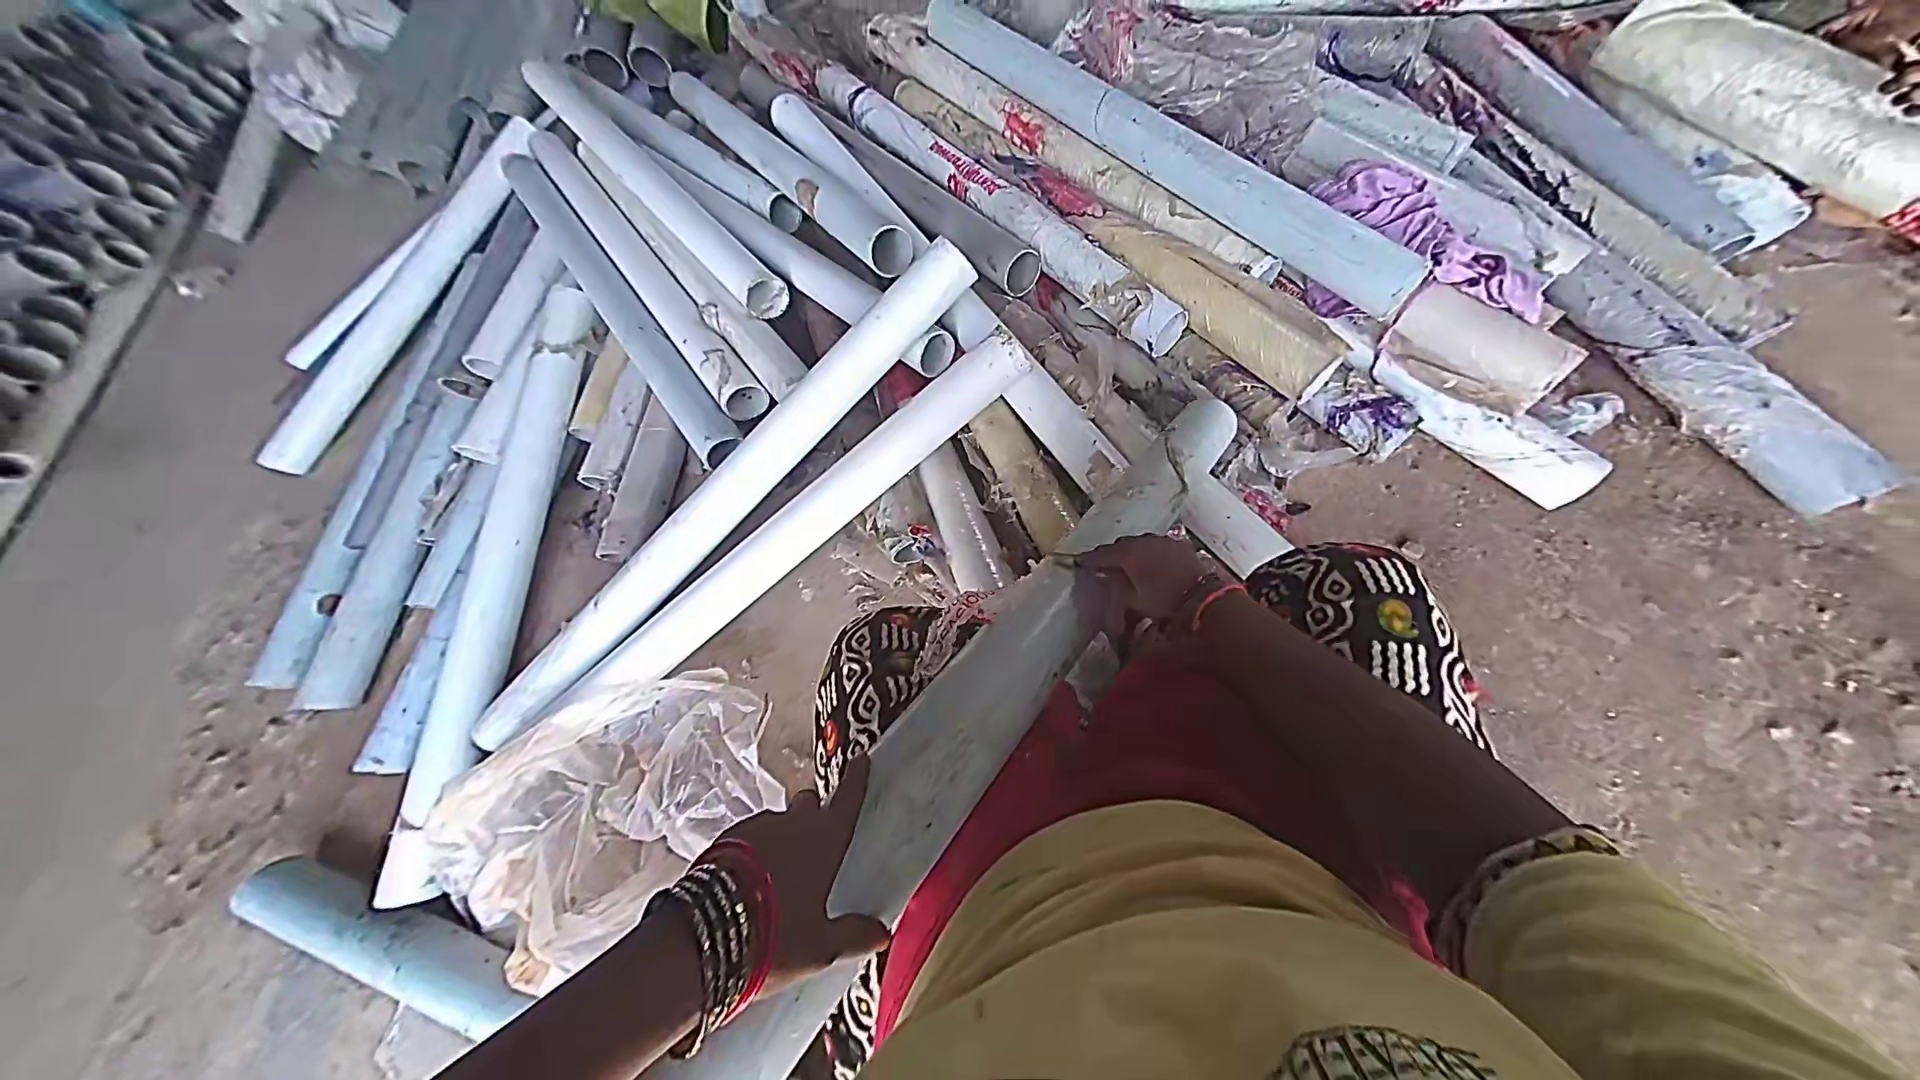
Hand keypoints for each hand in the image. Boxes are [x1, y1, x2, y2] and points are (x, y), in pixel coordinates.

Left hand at [711, 755, 890, 997]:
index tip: (861, 759)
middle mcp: (794, 823)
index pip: (848, 799)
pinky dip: (754, 849)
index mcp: (825, 840)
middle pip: (809, 803)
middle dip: (814, 813)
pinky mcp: (727, 838)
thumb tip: (882, 933)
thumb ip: (853, 935)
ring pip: (778, 820)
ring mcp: (758, 826)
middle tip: (815, 842)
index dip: (857, 778)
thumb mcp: (820, 948)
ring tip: (777, 873)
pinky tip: (749, 879)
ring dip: (781, 836)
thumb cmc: (776, 936)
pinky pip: (750, 836)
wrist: (704, 935)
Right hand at [1078, 533, 1230, 626]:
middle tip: (1102, 566)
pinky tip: (1148, 564)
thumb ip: (1116, 586)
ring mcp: (1162, 540)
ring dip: (1130, 553)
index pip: (1102, 554)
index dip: (1090, 560)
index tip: (1080, 563)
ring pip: (1139, 544)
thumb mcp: (1134, 599)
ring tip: (1125, 565)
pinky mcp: (1178, 545)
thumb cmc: (1164, 601)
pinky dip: (1147, 553)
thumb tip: (1105, 577)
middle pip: (1120, 546)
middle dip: (1110, 555)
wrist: (1203, 597)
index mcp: (1128, 553)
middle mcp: (1144, 541)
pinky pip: (1155, 546)